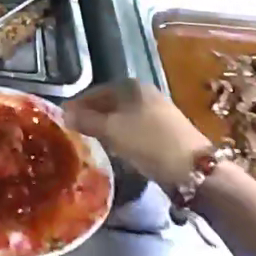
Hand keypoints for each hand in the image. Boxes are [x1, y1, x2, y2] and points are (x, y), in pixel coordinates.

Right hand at [64, 79, 211, 188]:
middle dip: (92, 116)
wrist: (193, 170)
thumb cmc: (148, 142)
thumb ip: (86, 120)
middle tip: (75, 132)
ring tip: (91, 142)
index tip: (62, 119)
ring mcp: (157, 112)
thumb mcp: (111, 130)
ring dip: (106, 128)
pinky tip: (116, 149)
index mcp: (131, 86)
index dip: (77, 104)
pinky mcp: (166, 131)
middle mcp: (145, 94)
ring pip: (122, 117)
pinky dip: (122, 136)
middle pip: (109, 103)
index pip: (95, 91)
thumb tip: (65, 114)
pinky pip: (135, 129)